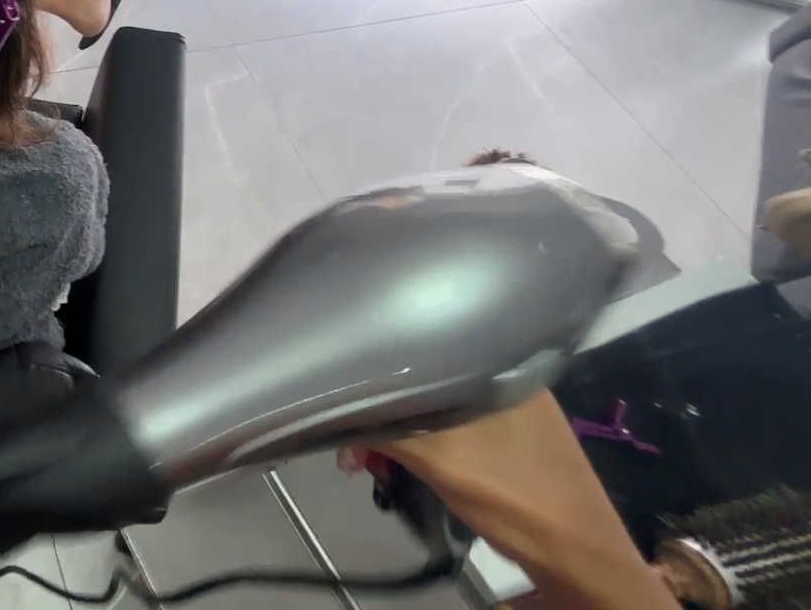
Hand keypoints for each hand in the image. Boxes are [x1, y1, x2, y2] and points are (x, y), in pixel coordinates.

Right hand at [345, 393, 679, 609]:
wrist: (586, 567)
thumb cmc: (516, 499)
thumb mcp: (437, 458)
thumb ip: (382, 427)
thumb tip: (328, 412)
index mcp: (496, 366)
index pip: (415, 347)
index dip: (369, 369)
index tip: (337, 394)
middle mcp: (502, 376)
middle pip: (418, 381)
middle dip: (378, 410)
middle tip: (351, 446)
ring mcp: (508, 409)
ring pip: (430, 406)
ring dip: (394, 431)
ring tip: (369, 462)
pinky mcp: (508, 437)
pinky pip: (446, 425)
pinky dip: (418, 442)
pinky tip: (397, 462)